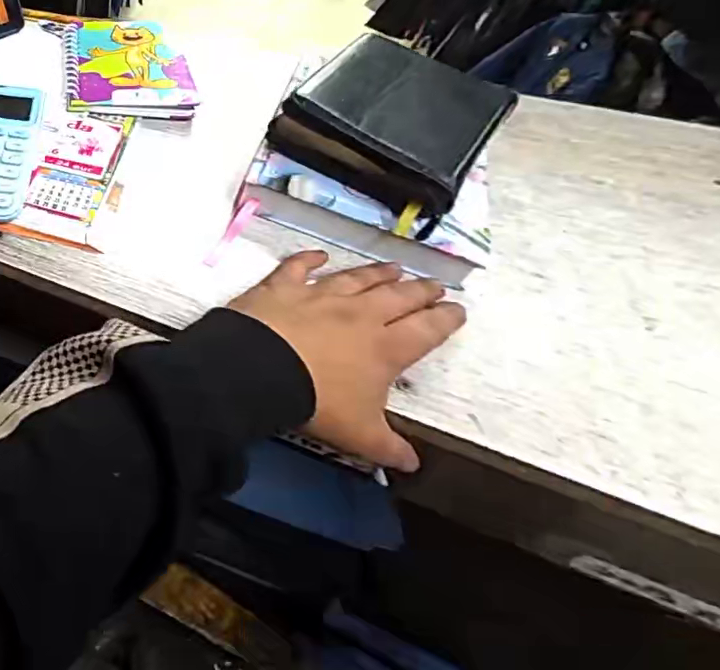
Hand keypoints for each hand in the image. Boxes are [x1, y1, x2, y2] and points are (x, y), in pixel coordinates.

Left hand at [229, 251, 465, 470]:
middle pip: (397, 297)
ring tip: (394, 267)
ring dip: (377, 272)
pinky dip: (310, 258)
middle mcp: (358, 313)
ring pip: (357, 278)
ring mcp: (320, 294)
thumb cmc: (317, 402)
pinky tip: (320, 254)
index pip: (425, 330)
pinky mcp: (285, 285)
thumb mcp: (359, 435)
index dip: (445, 320)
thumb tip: (412, 465)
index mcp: (384, 348)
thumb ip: (388, 448)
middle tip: (435, 284)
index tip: (458, 309)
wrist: (261, 368)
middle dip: (420, 291)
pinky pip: (300, 266)